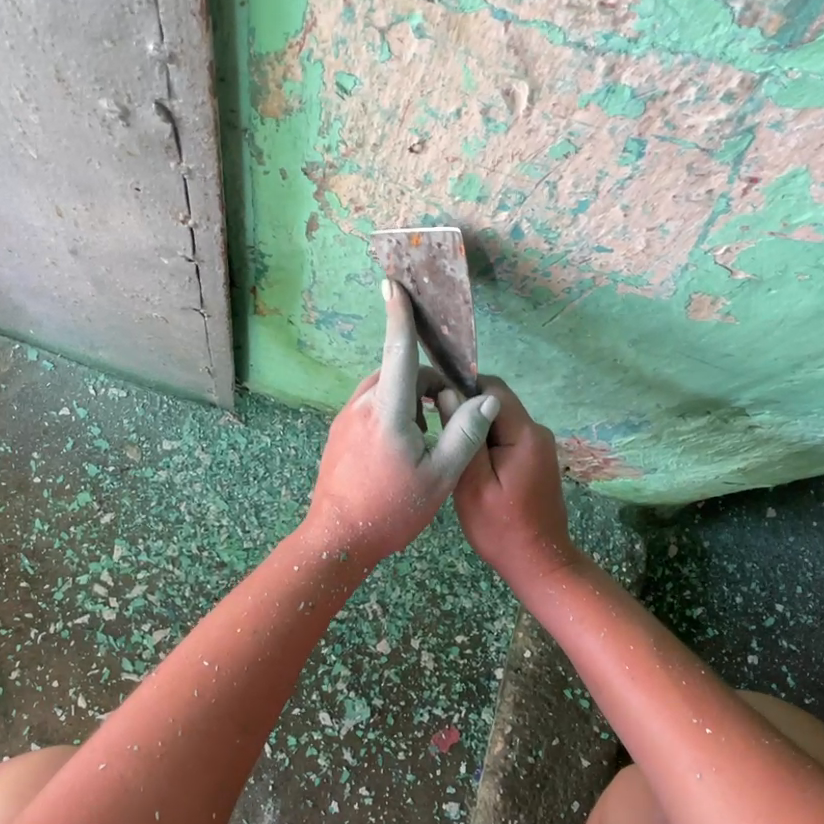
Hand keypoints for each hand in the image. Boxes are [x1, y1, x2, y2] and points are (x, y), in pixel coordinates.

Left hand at [305, 280, 500, 558]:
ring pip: (384, 391)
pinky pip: (371, 407)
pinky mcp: (338, 433)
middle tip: (445, 422)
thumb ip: (464, 432)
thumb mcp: (441, 476)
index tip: (394, 285)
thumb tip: (485, 398)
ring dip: (408, 402)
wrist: (338, 539)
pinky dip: (392, 415)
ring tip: (424, 444)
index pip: (397, 352)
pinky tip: (401, 453)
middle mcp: (361, 406)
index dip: (400, 317)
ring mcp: (345, 419)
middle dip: (424, 385)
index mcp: (386, 411)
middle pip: (397, 373)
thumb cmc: (391, 510)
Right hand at [438, 376, 579, 584]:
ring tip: (444, 441)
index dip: (461, 386)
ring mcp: (539, 446)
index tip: (431, 397)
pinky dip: (485, 440)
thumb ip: (463, 436)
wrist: (538, 562)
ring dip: (473, 425)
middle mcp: (537, 432)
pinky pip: (506, 436)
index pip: (492, 388)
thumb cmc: (500, 528)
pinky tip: (465, 457)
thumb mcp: (472, 484)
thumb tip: (449, 394)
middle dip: (465, 407)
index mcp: (525, 434)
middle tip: (433, 422)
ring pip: (499, 420)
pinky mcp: (535, 459)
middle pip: (496, 402)